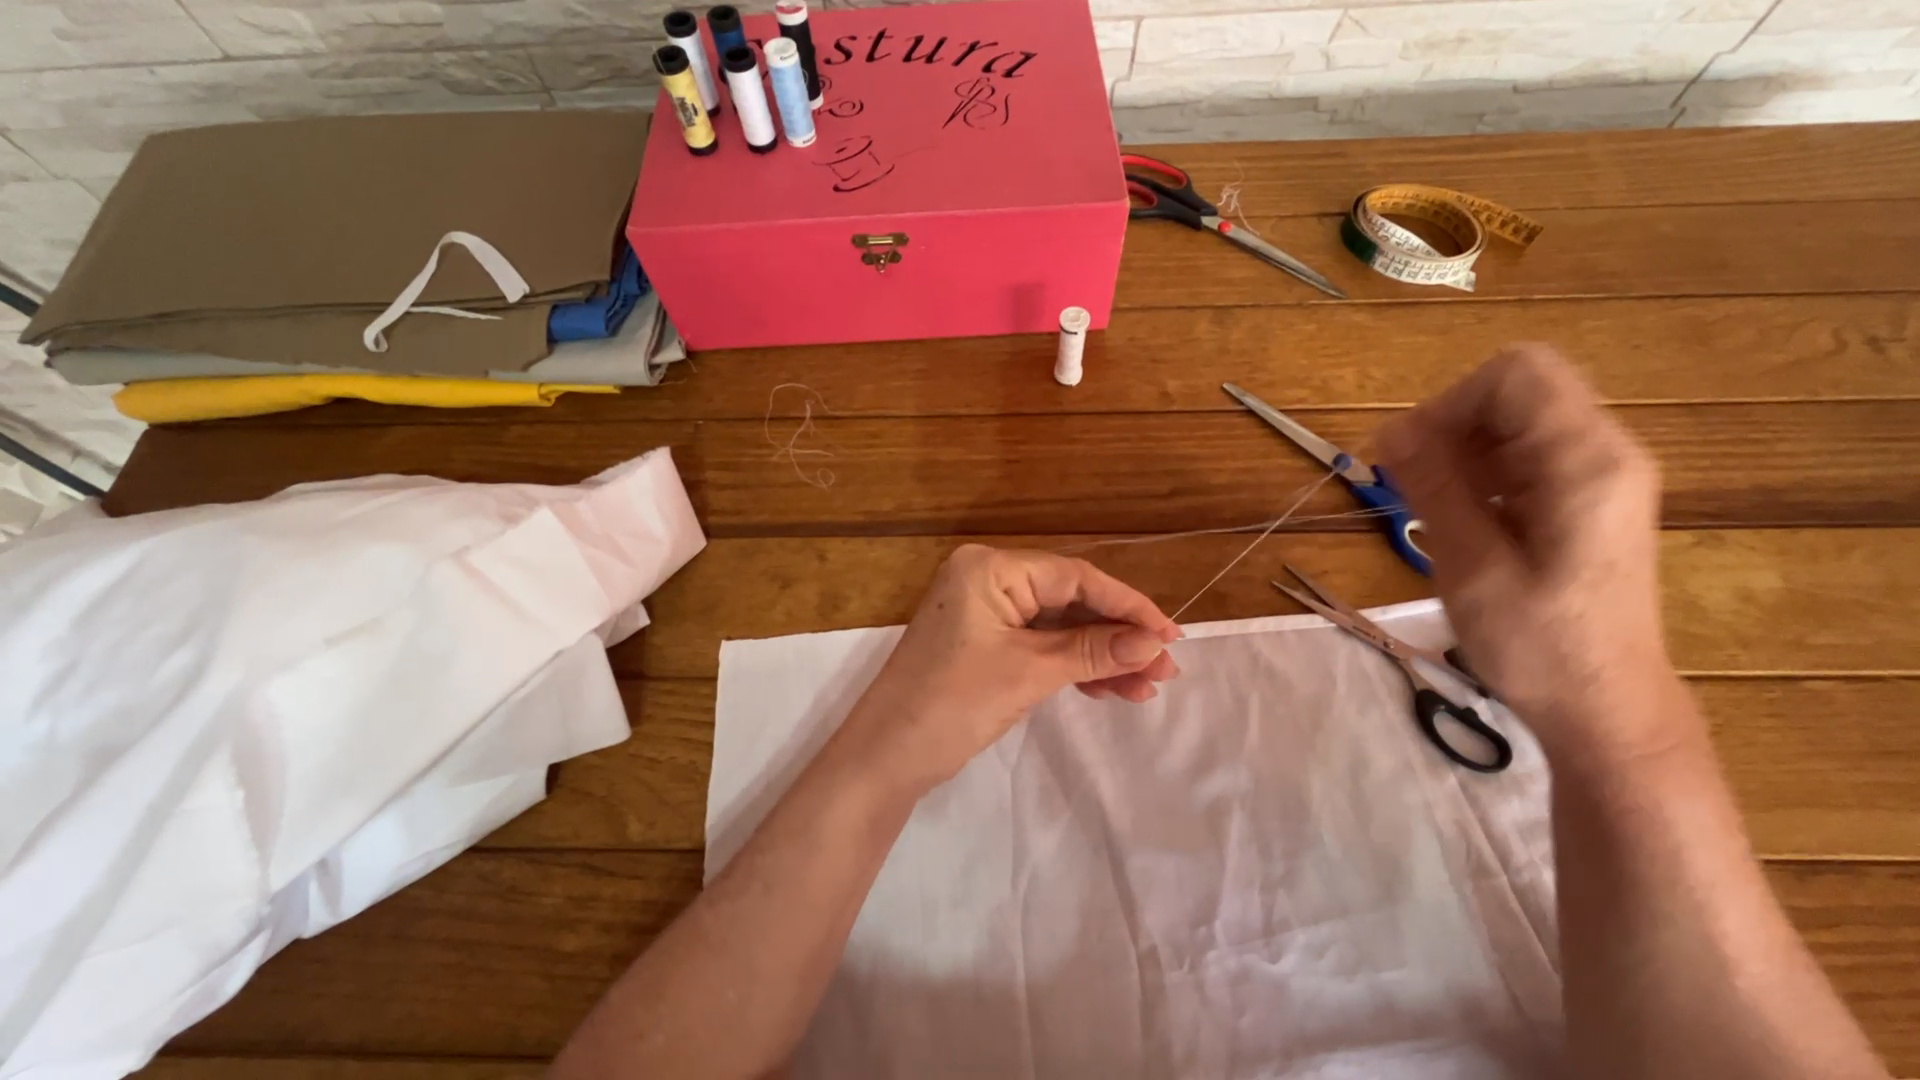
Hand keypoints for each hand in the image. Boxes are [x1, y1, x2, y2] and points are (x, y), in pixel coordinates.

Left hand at [838, 544, 1181, 793]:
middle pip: (1070, 601)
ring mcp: (983, 612)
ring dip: (1101, 656)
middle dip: (1117, 637)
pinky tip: (1108, 689)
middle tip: (1164, 670)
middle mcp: (986, 579)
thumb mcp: (1029, 673)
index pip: (1075, 577)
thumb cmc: (952, 704)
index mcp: (990, 568)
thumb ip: (1093, 652)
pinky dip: (1072, 666)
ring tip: (1146, 688)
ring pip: (1058, 627)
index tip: (1172, 636)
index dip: (1128, 605)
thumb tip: (1155, 643)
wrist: (885, 758)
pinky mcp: (982, 642)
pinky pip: (1039, 644)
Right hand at [1376, 346, 1686, 761]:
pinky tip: (1460, 517)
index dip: (1449, 402)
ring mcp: (1602, 476)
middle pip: (1517, 390)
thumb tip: (1391, 429)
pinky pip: (1527, 455)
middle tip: (1410, 481)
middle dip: (1451, 424)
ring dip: (1462, 449)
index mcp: (1586, 461)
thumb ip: (1435, 488)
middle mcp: (1605, 453)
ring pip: (1518, 421)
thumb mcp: (1472, 566)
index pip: (1515, 375)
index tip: (1406, 456)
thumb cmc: (1538, 645)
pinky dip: (1482, 471)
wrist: (1605, 708)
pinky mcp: (1590, 500)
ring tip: (1428, 506)